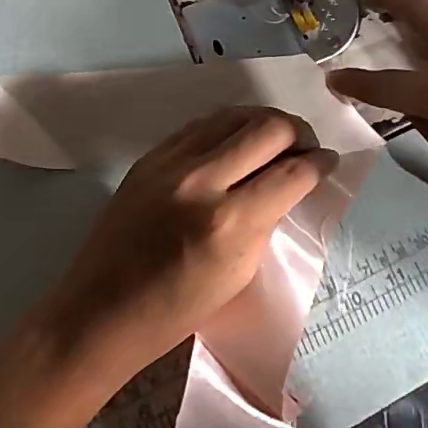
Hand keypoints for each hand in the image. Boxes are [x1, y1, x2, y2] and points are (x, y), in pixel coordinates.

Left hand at [39, 107, 336, 371]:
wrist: (98, 313)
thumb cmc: (176, 309)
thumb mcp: (241, 270)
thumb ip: (269, 216)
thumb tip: (293, 180)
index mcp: (228, 222)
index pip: (293, 172)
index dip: (321, 163)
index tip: (329, 162)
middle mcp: (201, 180)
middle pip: (271, 127)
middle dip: (301, 134)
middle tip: (306, 149)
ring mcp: (170, 162)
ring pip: (239, 114)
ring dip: (268, 123)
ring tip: (277, 141)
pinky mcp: (151, 156)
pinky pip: (205, 122)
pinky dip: (233, 126)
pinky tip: (240, 142)